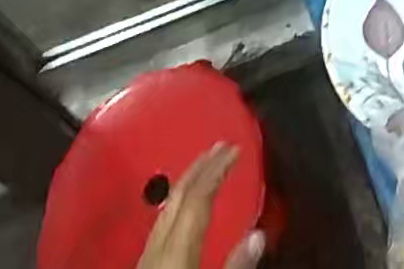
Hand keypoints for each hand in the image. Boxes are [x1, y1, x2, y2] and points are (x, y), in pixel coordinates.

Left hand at [136, 143, 264, 268]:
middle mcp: (157, 247)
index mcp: (176, 251)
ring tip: (204, 167)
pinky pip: (161, 222)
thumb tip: (258, 235)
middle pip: (179, 196)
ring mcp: (145, 258)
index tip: (235, 148)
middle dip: (200, 166)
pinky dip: (177, 202)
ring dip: (187, 181)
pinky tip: (181, 209)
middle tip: (221, 146)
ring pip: (166, 207)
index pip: (198, 198)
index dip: (217, 169)